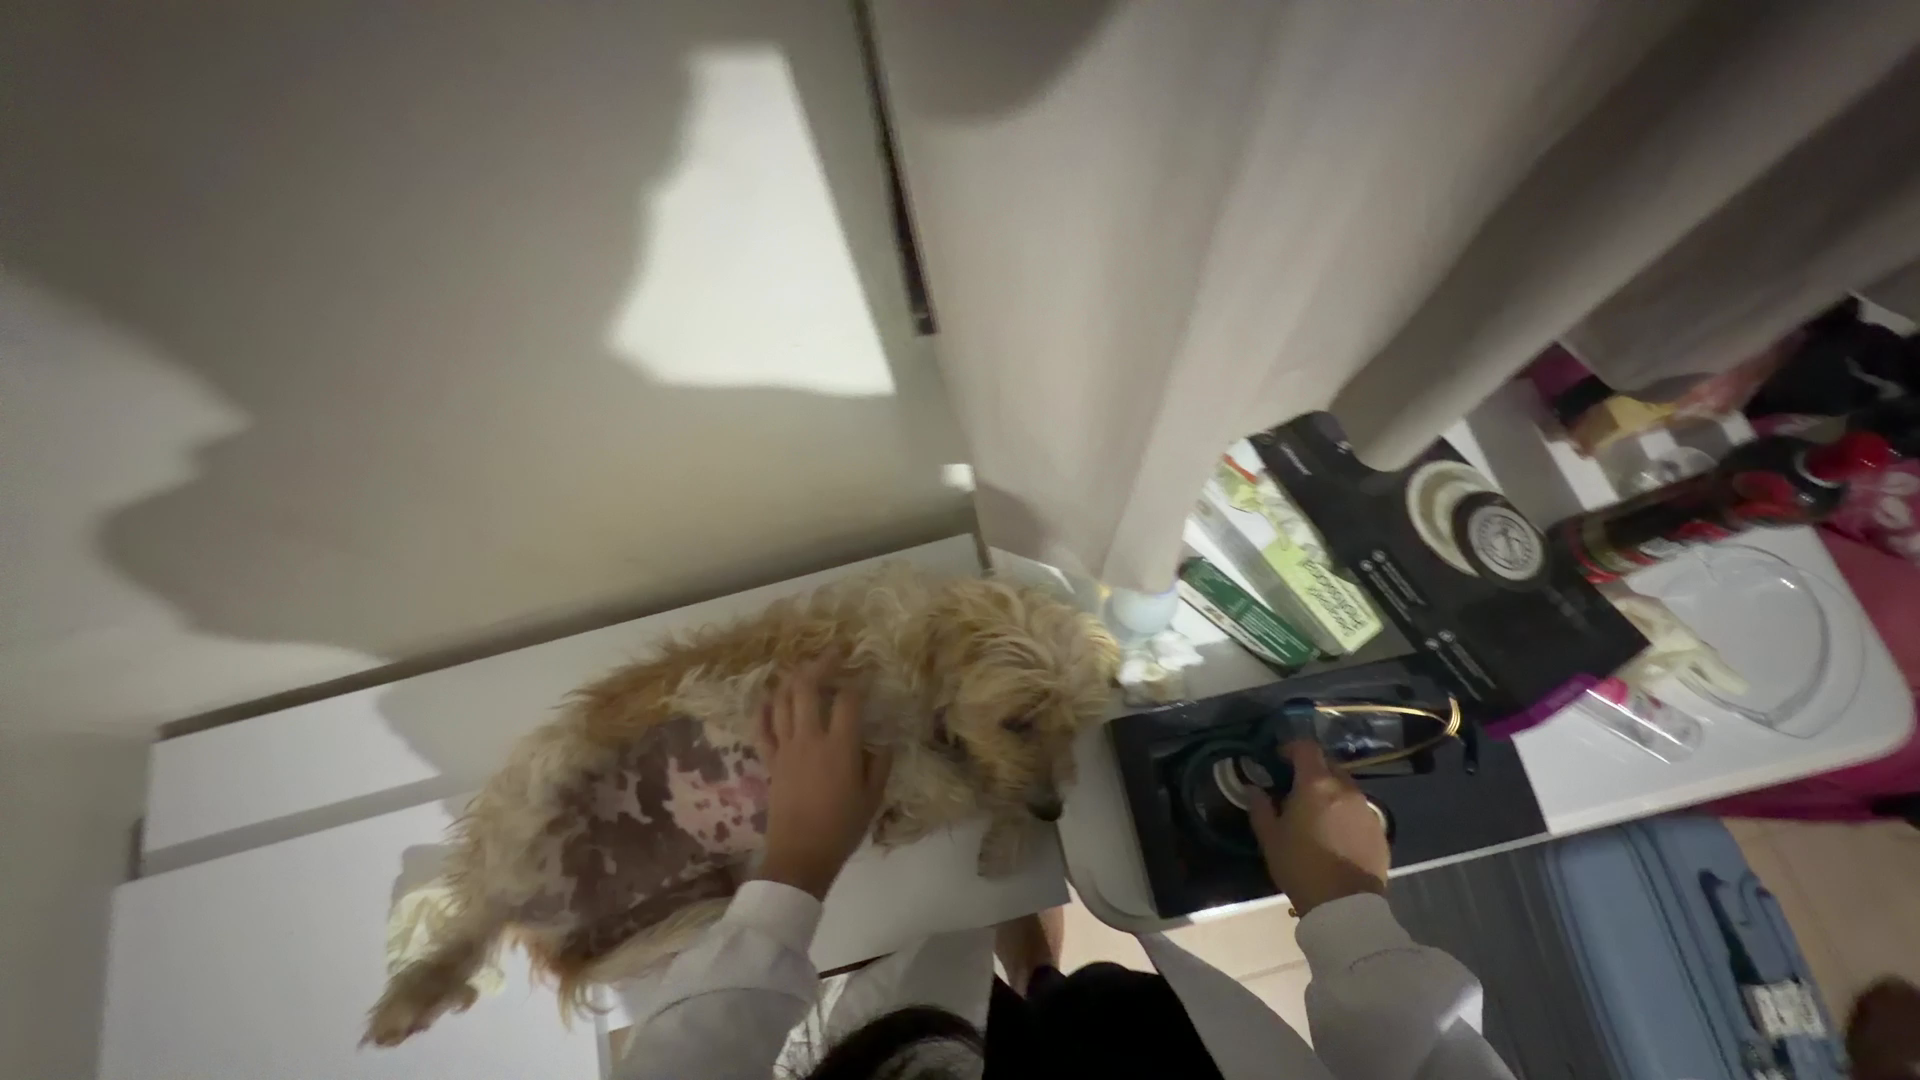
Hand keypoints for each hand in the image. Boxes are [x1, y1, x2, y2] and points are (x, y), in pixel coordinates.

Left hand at [752, 661, 892, 898]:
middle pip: (808, 687)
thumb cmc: (842, 828)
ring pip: (782, 701)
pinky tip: (769, 698)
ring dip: (792, 680)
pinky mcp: (770, 761)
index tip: (866, 674)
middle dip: (821, 664)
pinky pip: (761, 728)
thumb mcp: (873, 798)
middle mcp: (810, 738)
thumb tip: (881, 743)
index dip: (858, 682)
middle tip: (834, 653)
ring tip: (804, 670)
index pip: (848, 700)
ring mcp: (785, 748)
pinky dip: (764, 709)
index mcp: (840, 746)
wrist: (800, 856)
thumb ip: (880, 764)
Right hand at [1249, 740, 1388, 915]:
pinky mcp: (1380, 831)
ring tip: (1316, 813)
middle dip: (1311, 769)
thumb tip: (1254, 789)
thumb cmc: (1301, 866)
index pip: (1306, 748)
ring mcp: (1367, 809)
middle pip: (1329, 765)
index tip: (1278, 759)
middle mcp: (1346, 789)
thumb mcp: (1270, 837)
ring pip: (1346, 787)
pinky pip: (1359, 810)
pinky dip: (1345, 812)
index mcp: (1316, 784)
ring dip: (1330, 791)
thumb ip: (1260, 807)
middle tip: (1295, 787)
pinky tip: (1335, 833)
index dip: (1291, 748)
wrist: (1345, 906)